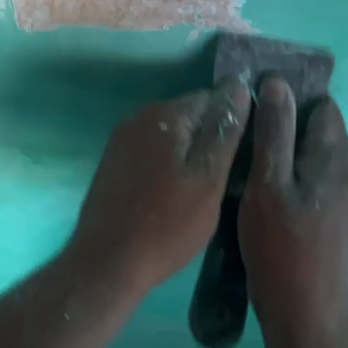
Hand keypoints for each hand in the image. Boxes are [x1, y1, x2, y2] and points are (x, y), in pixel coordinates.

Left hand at [66, 79, 251, 292]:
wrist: (108, 261)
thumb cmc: (167, 224)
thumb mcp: (208, 180)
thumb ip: (224, 132)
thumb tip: (238, 86)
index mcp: (166, 113)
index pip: (211, 99)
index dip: (231, 124)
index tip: (240, 156)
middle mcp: (140, 116)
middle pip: (188, 115)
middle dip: (207, 139)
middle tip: (222, 180)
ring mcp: (122, 138)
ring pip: (169, 135)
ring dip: (186, 154)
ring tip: (199, 191)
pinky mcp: (113, 161)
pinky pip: (150, 151)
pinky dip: (165, 165)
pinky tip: (171, 195)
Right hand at [239, 76, 347, 347]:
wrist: (306, 314)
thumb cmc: (282, 246)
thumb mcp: (268, 182)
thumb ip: (274, 130)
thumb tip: (276, 81)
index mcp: (336, 154)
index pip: (318, 102)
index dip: (286, 95)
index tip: (252, 102)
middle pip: (316, 125)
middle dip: (282, 122)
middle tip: (243, 132)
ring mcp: (346, 193)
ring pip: (312, 151)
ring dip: (283, 148)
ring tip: (247, 158)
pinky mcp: (337, 213)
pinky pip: (313, 174)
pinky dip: (290, 171)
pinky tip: (263, 186)